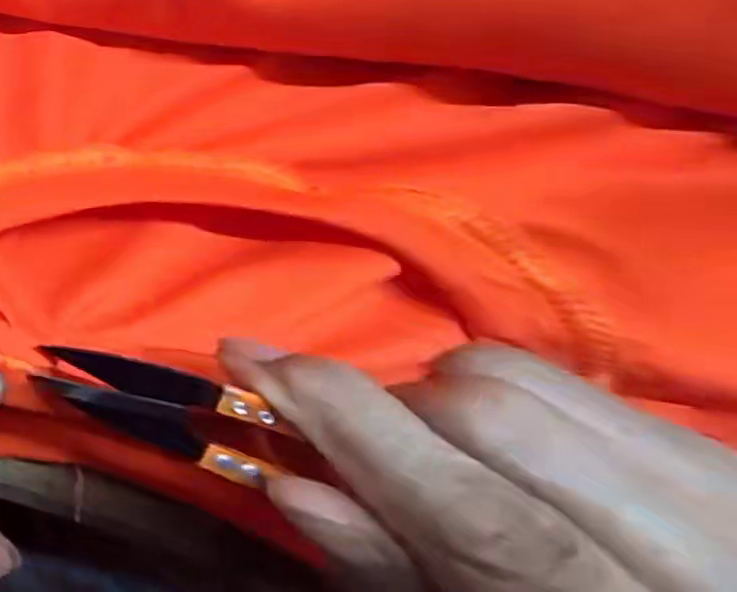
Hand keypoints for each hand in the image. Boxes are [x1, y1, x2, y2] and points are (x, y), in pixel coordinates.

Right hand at [219, 339, 736, 590]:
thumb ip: (393, 574)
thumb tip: (287, 483)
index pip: (482, 518)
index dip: (349, 425)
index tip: (244, 360)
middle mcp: (713, 565)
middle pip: (492, 417)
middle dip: (384, 406)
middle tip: (345, 432)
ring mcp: (733, 502)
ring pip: (523, 375)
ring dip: (434, 390)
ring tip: (429, 439)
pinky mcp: (723, 459)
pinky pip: (572, 378)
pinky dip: (497, 389)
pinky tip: (501, 440)